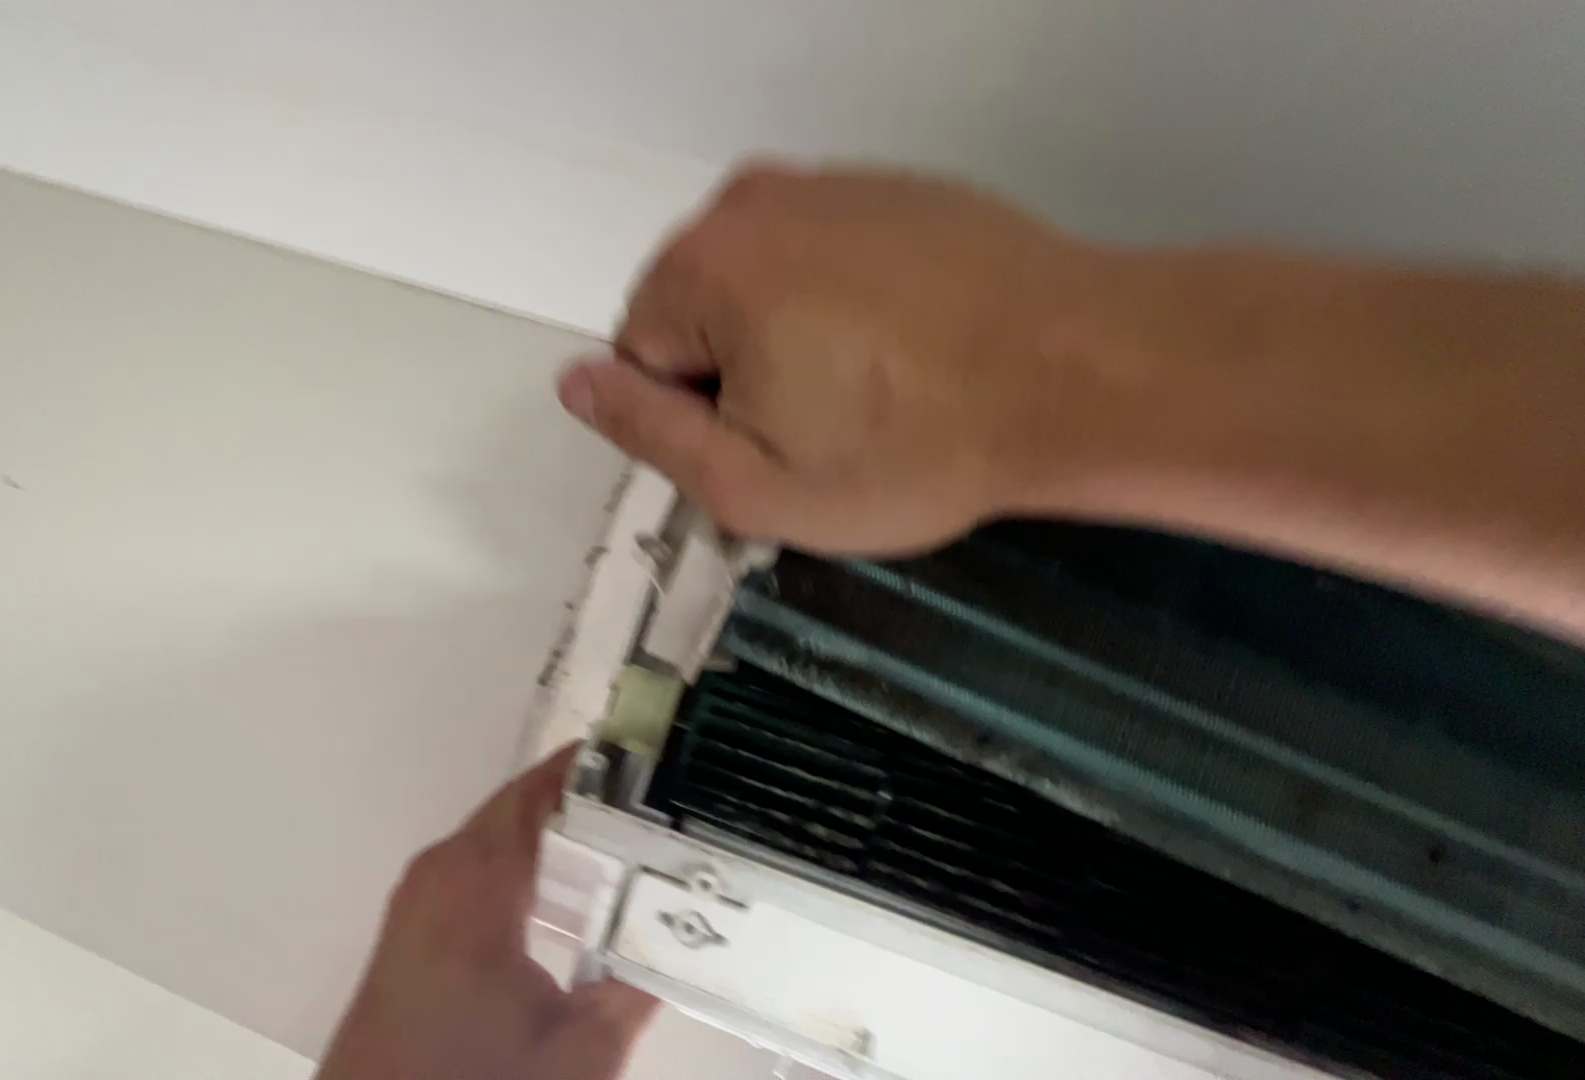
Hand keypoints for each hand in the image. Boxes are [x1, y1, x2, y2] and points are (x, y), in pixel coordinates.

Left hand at [315, 745, 657, 1079]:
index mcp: (477, 877)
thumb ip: (635, 986)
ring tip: (622, 846)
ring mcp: (419, 897)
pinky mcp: (411, 928)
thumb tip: (683, 940)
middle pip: (520, 809)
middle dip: (583, 803)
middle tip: (651, 806)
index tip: (645, 755)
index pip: (538, 790)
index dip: (589, 766)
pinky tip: (563, 896)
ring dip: (553, 837)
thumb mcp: (577, 1051)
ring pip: (498, 839)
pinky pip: (476, 870)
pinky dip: (522, 867)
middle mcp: (442, 869)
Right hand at [557, 165, 1132, 554]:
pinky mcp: (888, 191)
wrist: (1083, 374)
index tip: (768, 448)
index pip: (637, 358)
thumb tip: (575, 384)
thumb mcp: (752, 483)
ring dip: (786, 346)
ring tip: (866, 394)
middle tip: (817, 431)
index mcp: (702, 268)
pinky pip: (818, 262)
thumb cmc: (912, 446)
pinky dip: (837, 310)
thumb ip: (645, 432)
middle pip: (692, 316)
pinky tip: (900, 352)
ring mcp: (825, 187)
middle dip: (734, 380)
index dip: (694, 422)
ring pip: (754, 291)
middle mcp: (749, 204)